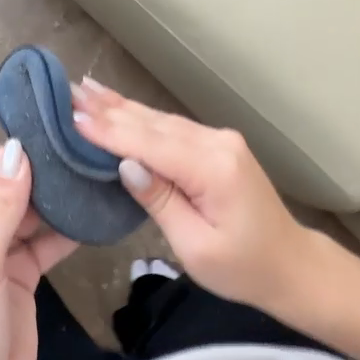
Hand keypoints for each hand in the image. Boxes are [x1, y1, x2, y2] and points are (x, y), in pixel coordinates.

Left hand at [0, 140, 76, 359]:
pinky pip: (43, 242)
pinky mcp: (19, 276)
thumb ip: (0, 208)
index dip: (4, 159)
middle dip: (34, 177)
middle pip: (1, 191)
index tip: (44, 146)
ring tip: (85, 180)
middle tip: (73, 159)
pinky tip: (87, 216)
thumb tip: (18, 151)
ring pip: (26, 214)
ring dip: (52, 202)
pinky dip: (63, 231)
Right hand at [71, 82, 311, 311]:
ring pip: (162, 120)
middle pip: (154, 124)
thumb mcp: (196, 247)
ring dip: (122, 107)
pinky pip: (173, 127)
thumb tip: (125, 165)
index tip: (73, 116)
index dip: (110, 131)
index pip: (151, 144)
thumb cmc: (242, 267)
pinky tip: (121, 108)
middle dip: (110, 109)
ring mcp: (220, 140)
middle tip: (69, 92)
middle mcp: (217, 142)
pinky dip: (143, 118)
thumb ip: (161, 201)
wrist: (290, 263)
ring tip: (86, 91)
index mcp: (213, 168)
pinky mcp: (218, 145)